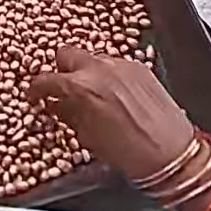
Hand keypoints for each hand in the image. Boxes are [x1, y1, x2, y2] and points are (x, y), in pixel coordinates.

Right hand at [28, 48, 193, 182]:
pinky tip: (113, 94)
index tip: (36, 96)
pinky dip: (108, 75)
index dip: (37, 89)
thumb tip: (55, 103)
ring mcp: (122, 65)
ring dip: (85, 71)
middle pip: (67, 54)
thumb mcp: (87, 136)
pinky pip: (114, 64)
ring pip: (91, 57)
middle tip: (62, 89)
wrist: (173, 156)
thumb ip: (67, 113)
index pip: (46, 79)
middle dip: (61, 70)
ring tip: (91, 93)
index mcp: (81, 87)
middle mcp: (99, 69)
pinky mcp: (140, 68)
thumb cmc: (129, 152)